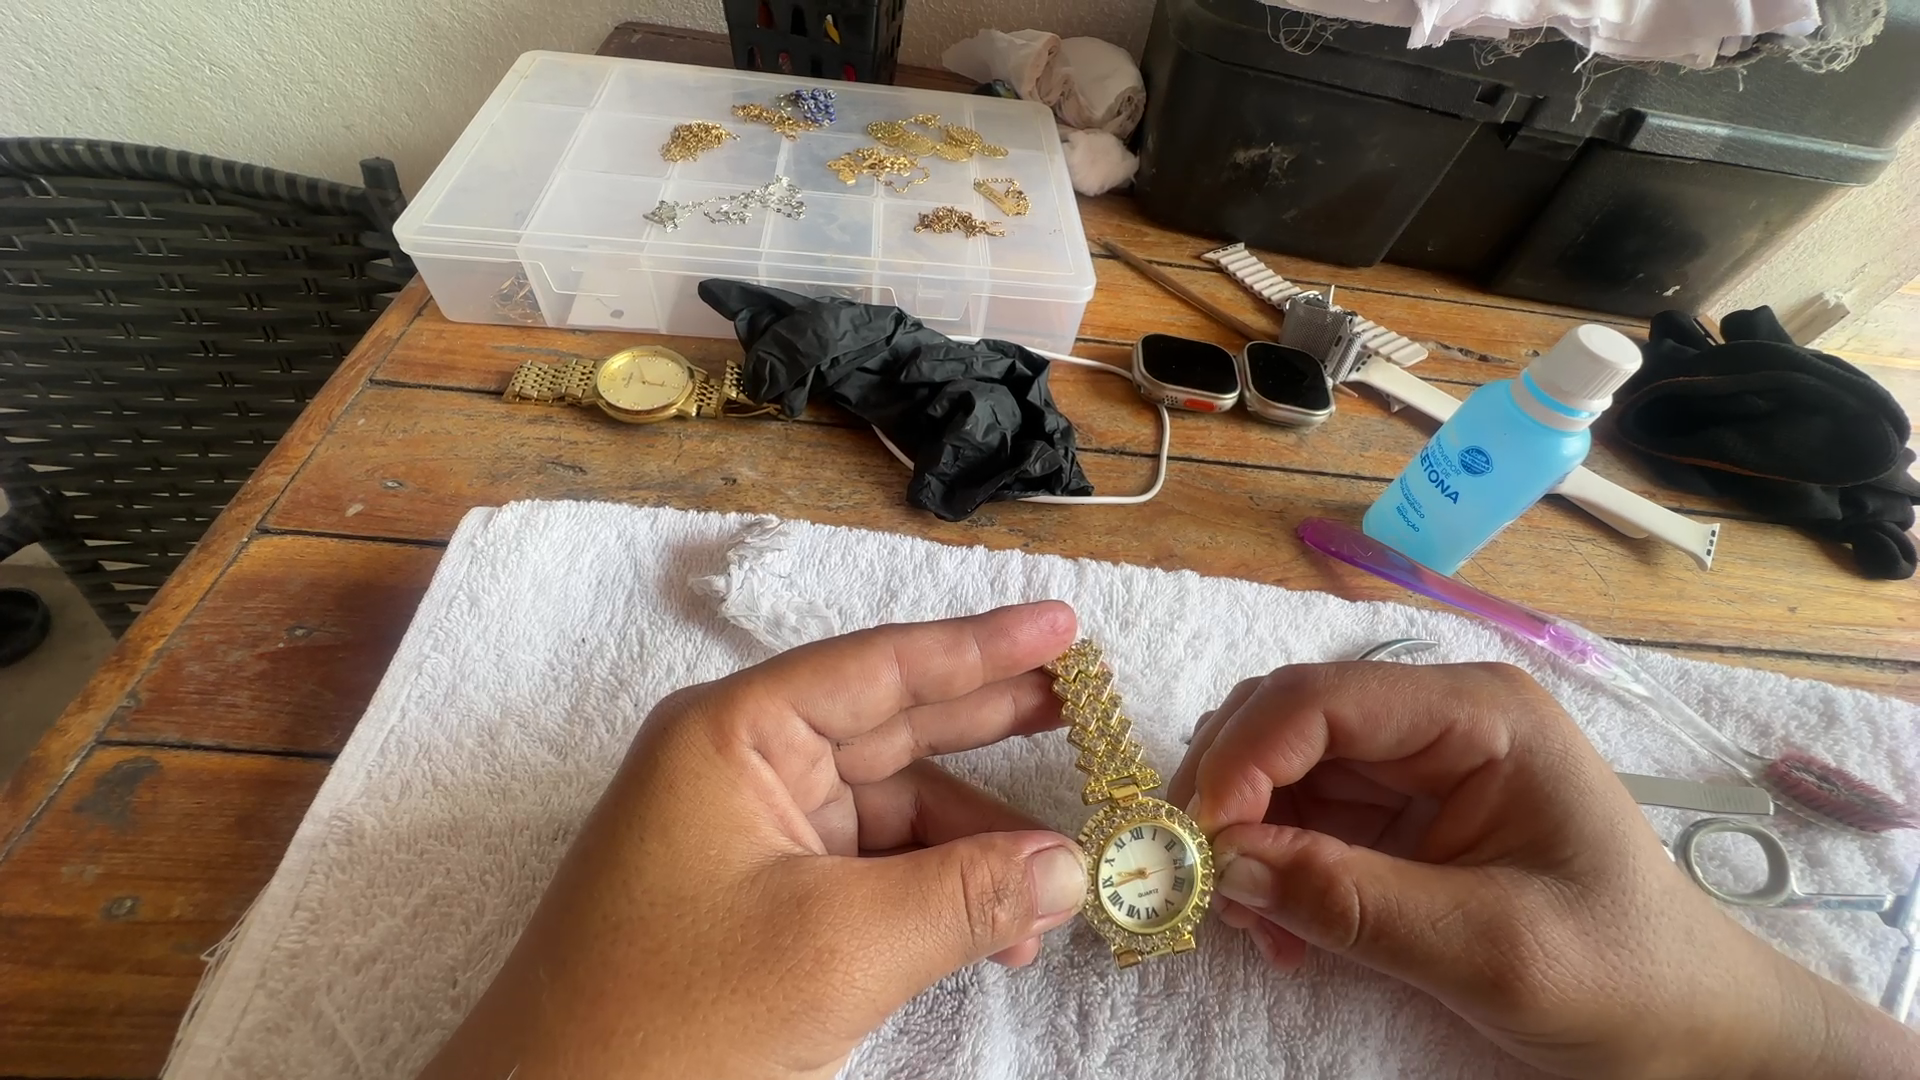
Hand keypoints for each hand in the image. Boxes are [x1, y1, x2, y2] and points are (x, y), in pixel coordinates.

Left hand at [418, 602, 1086, 1079]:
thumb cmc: (670, 1025)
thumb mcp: (835, 951)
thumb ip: (965, 897)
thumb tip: (1072, 868)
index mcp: (740, 731)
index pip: (882, 667)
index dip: (981, 646)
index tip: (1060, 625)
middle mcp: (753, 757)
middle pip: (896, 719)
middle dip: (990, 717)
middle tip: (1079, 701)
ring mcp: (766, 820)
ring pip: (898, 803)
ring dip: (977, 844)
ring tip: (1056, 881)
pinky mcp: (778, 879)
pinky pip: (881, 860)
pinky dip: (941, 888)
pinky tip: (1000, 927)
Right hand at [1169, 661, 1918, 1079]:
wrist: (1690, 1031)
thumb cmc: (1625, 982)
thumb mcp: (1495, 955)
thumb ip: (1353, 904)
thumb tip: (1225, 865)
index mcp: (1475, 712)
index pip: (1322, 700)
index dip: (1245, 757)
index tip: (1200, 836)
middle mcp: (1427, 712)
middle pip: (1282, 718)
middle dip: (1229, 790)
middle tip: (1201, 870)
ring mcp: (1402, 751)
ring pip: (1273, 760)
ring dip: (1240, 829)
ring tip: (1245, 912)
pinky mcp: (1384, 795)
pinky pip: (1291, 804)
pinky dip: (1264, 855)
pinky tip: (1275, 917)